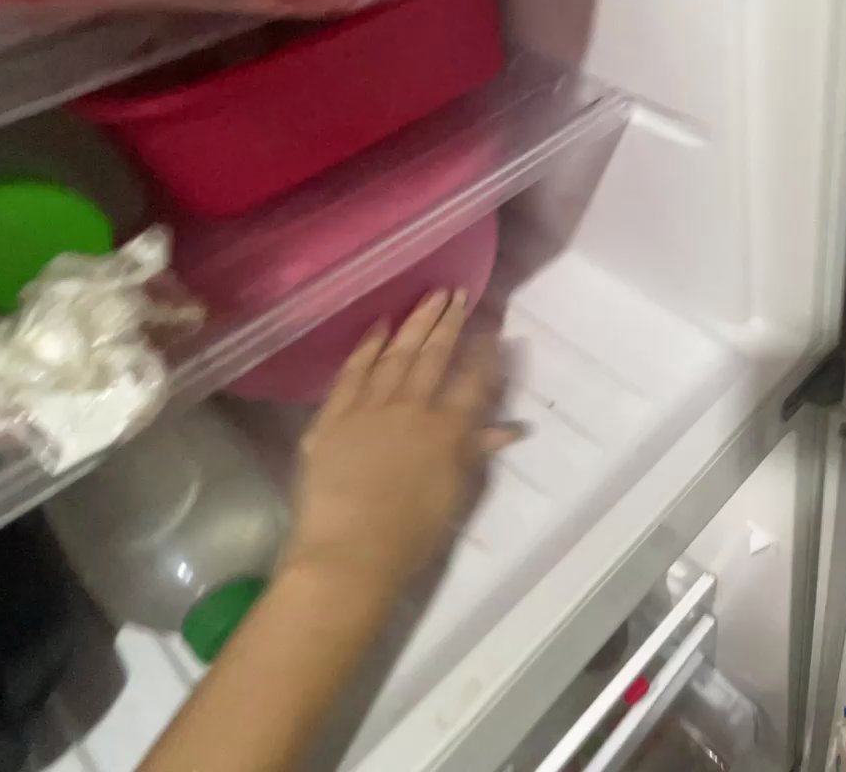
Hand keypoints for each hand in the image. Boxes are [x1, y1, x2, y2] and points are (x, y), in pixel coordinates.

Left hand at [280, 290, 520, 593]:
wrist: (348, 554)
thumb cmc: (412, 530)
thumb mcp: (456, 490)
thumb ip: (478, 450)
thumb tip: (512, 428)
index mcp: (447, 427)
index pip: (472, 378)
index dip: (483, 351)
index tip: (491, 327)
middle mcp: (412, 408)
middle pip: (434, 356)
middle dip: (448, 322)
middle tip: (457, 292)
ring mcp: (369, 409)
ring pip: (396, 356)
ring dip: (415, 324)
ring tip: (428, 297)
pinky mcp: (332, 418)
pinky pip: (352, 374)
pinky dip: (367, 348)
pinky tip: (379, 325)